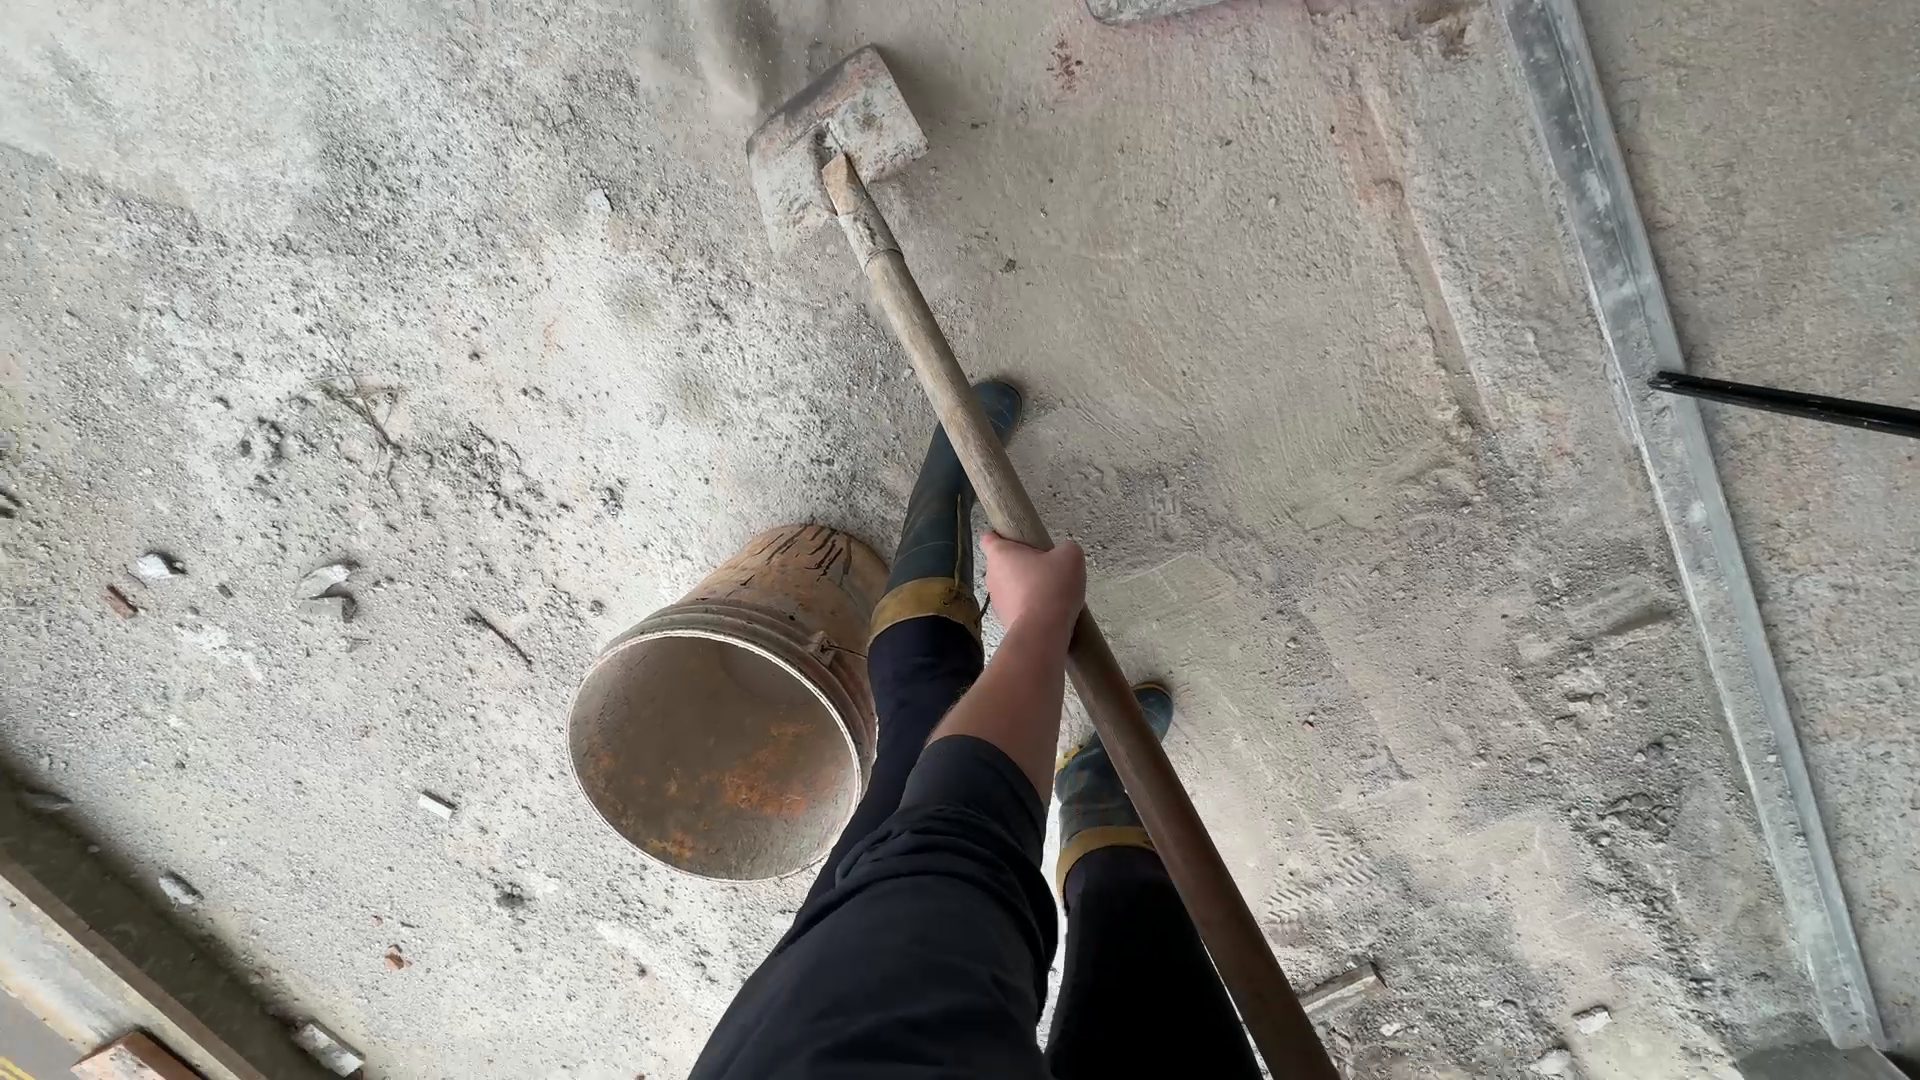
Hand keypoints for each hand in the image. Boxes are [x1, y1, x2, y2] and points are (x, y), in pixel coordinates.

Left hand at [981, 532, 1084, 637]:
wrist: (1043, 632)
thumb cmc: (1051, 587)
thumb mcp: (1070, 556)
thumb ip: (1065, 548)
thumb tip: (1062, 556)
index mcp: (999, 554)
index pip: (989, 538)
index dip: (1004, 537)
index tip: (1022, 542)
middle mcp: (991, 575)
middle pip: (1004, 563)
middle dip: (1022, 564)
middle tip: (1046, 568)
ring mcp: (995, 600)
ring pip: (1010, 587)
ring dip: (1025, 587)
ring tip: (1050, 592)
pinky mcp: (1003, 620)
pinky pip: (1016, 607)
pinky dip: (1028, 607)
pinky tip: (1047, 611)